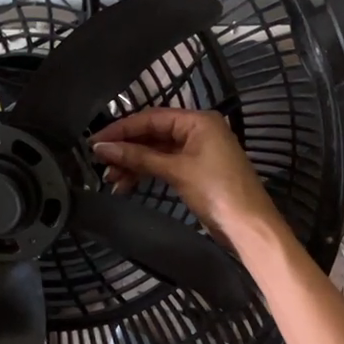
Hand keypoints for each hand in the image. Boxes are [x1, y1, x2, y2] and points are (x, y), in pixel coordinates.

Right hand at [90, 108, 282, 244]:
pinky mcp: (195, 171)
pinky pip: (165, 165)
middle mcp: (198, 130)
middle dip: (126, 149)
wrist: (248, 225)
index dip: (121, 129)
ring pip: (157, 151)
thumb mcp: (176, 171)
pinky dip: (146, 173)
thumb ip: (138, 158)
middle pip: (153, 134)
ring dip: (133, 164)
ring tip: (111, 181)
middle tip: (100, 164)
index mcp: (198, 120)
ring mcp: (197, 151)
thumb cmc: (216, 190)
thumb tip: (102, 148)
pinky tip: (127, 185)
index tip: (94, 142)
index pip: (151, 117)